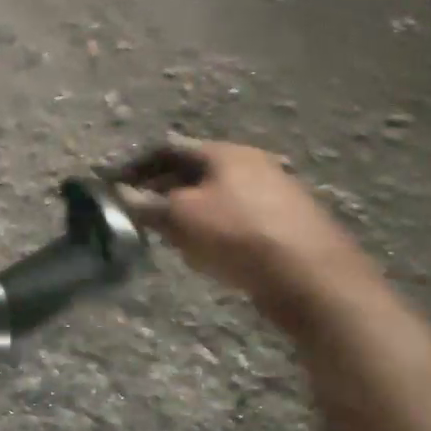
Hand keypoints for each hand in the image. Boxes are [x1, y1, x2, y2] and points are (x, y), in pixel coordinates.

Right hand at [114, 136, 372, 320]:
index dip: (135, 166)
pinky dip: (212, 227)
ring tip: (167, 234)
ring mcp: (276, 195)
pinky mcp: (288, 225)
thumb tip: (119, 194)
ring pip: (215, 196)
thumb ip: (143, 203)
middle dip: (160, 189)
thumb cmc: (237, 235)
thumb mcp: (177, 217)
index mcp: (226, 153)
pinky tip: (204, 250)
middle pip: (193, 171)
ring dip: (186, 211)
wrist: (316, 282)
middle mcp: (253, 165)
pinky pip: (236, 217)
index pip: (167, 148)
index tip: (113, 187)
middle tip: (136, 211)